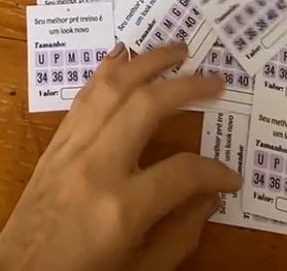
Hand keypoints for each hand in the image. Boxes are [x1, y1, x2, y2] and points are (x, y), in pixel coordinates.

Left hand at [0, 43, 242, 270]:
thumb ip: (178, 237)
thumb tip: (209, 197)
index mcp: (121, 208)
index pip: (182, 171)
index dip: (214, 171)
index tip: (231, 176)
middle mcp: (96, 166)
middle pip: (146, 104)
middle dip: (186, 85)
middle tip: (216, 79)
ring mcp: (71, 148)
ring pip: (112, 86)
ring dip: (146, 61)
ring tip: (177, 49)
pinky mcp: (55, 143)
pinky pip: (84, 95)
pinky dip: (107, 69)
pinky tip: (125, 54)